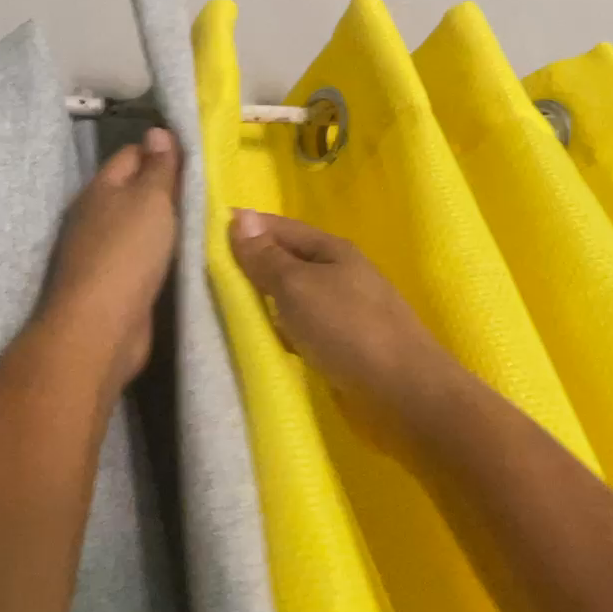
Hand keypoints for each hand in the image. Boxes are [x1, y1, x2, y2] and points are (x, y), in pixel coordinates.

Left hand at [39, 127, 180, 394]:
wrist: (101, 328)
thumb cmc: (127, 253)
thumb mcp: (150, 200)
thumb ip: (158, 167)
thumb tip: (157, 130)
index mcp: (100, 188)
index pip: (132, 154)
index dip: (162, 150)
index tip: (199, 156)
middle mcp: (95, 216)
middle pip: (134, 191)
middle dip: (167, 189)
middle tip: (209, 190)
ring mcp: (101, 252)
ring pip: (140, 226)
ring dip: (166, 224)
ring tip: (205, 221)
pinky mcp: (113, 285)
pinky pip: (142, 257)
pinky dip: (162, 254)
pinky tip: (185, 258)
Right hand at [228, 209, 465, 436]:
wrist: (404, 394)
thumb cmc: (348, 329)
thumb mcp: (297, 286)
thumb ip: (266, 257)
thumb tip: (242, 218)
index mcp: (333, 250)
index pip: (282, 228)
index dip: (249, 229)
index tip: (208, 236)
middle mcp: (342, 275)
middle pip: (290, 262)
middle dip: (255, 266)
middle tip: (208, 276)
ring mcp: (347, 312)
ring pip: (296, 298)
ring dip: (268, 302)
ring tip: (228, 309)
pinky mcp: (347, 347)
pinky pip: (305, 329)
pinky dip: (284, 331)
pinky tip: (268, 343)